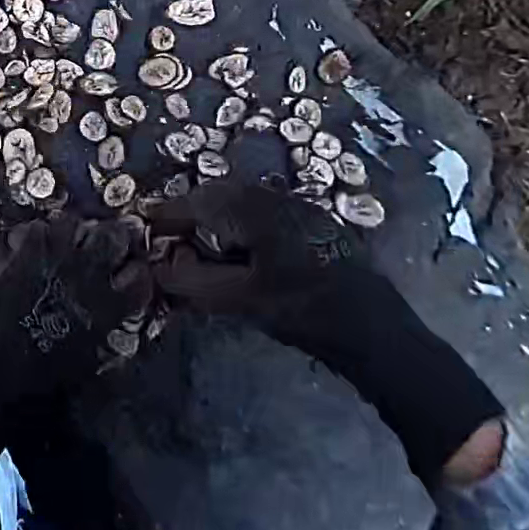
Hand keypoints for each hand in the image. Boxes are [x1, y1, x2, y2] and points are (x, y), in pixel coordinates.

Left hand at [0, 214, 150, 453]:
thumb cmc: (42, 377)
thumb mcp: (86, 363)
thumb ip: (104, 337)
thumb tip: (115, 325)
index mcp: (108, 308)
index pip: (140, 276)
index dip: (137, 271)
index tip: (130, 270)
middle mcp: (87, 276)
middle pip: (113, 236)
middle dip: (113, 235)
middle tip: (105, 241)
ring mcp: (54, 259)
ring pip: (74, 222)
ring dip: (73, 229)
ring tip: (68, 239)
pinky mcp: (23, 253)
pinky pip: (37, 228)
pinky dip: (37, 233)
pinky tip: (33, 245)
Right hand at [150, 180, 504, 489]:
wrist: (385, 336)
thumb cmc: (307, 313)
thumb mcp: (241, 301)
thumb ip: (193, 283)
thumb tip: (154, 269)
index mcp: (254, 212)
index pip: (196, 204)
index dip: (166, 213)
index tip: (144, 219)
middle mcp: (274, 199)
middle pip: (217, 193)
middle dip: (190, 208)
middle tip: (170, 228)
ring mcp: (299, 207)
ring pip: (240, 199)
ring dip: (215, 212)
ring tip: (200, 235)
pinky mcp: (316, 221)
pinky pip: (263, 208)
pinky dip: (240, 219)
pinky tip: (240, 243)